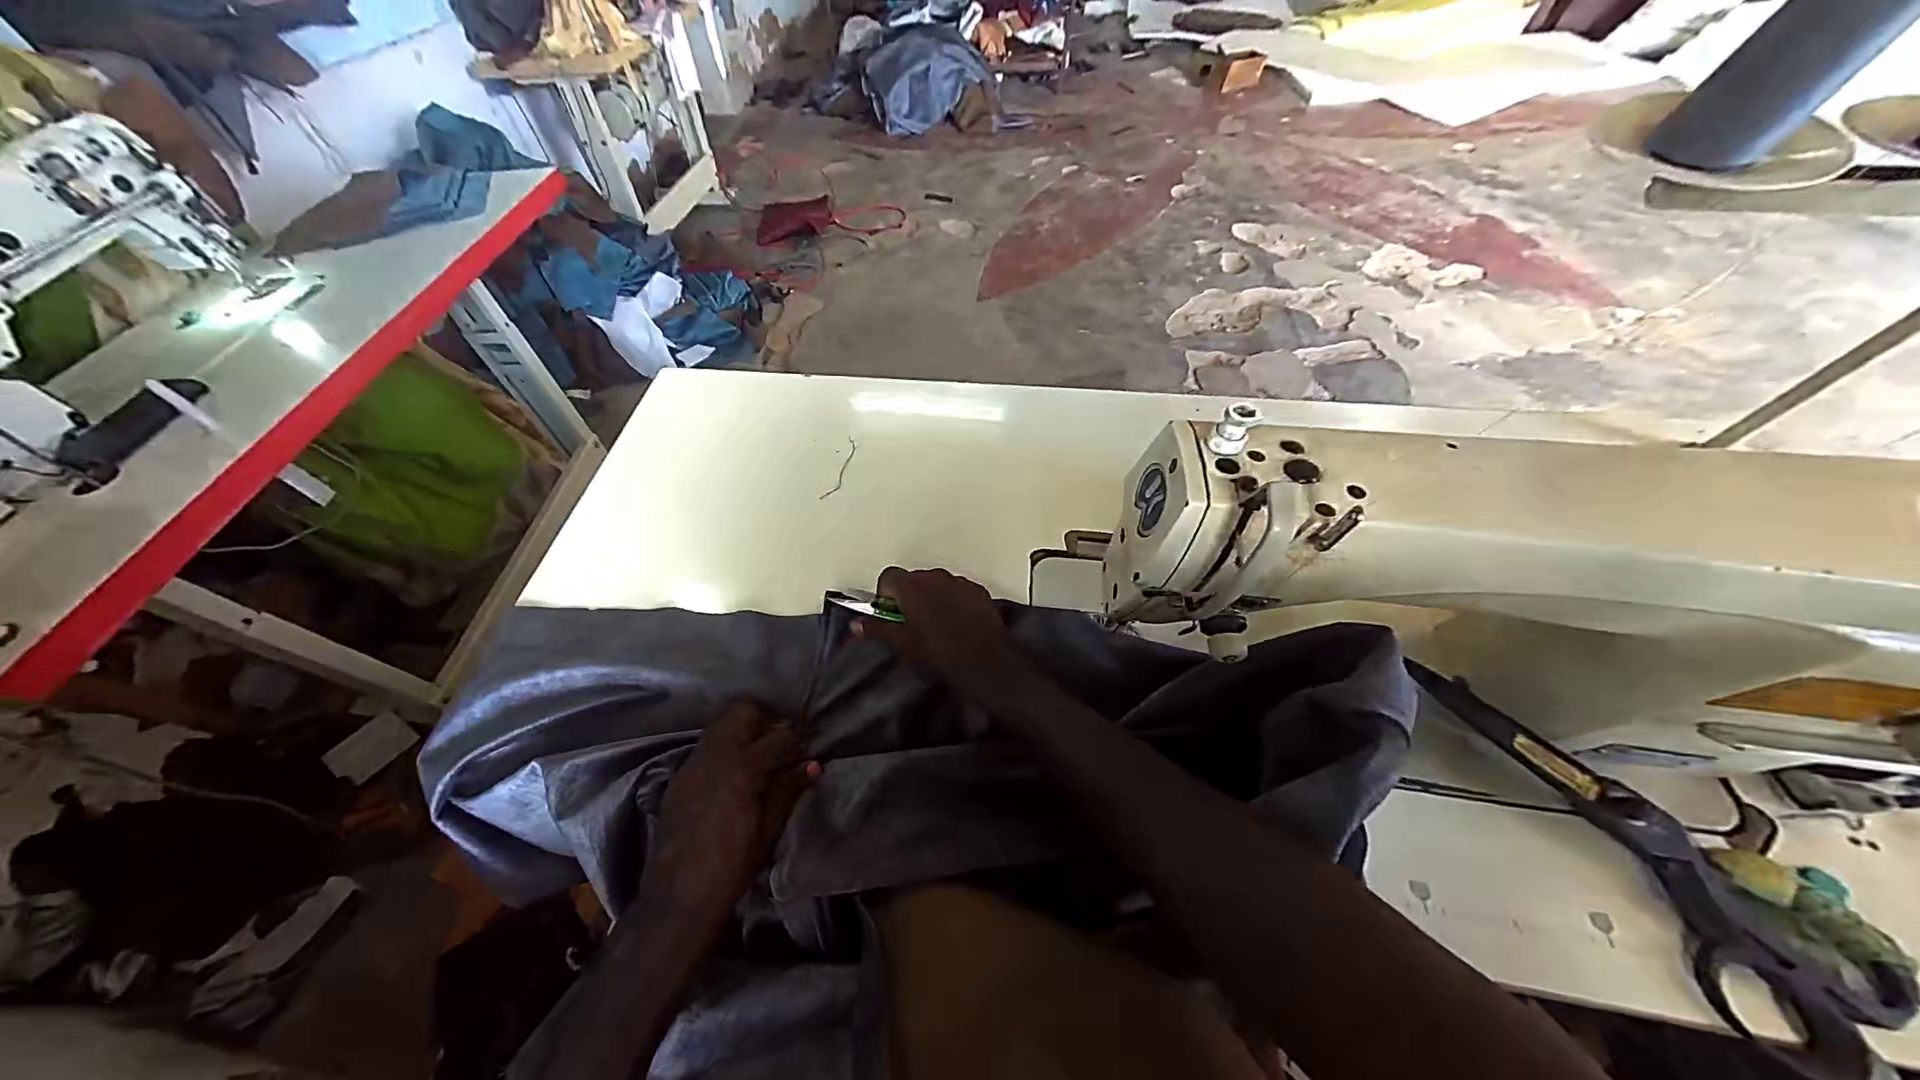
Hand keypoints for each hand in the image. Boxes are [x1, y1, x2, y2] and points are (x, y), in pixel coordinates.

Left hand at [638, 701, 816, 928]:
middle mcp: (712, 758)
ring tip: (759, 752)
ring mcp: (690, 766)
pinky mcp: (678, 779)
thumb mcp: (767, 831)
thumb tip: (813, 766)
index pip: (776, 738)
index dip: (796, 741)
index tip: (806, 749)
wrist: (677, 899)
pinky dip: (724, 747)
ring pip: (719, 725)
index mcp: (740, 770)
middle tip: (782, 741)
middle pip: (741, 713)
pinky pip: (705, 747)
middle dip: (766, 720)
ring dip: (743, 730)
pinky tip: (735, 771)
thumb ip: (788, 790)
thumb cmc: (731, 868)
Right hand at [851, 567, 1038, 705]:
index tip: (890, 613)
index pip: (888, 576)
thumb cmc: (939, 652)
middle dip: (908, 595)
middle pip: (913, 578)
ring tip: (935, 623)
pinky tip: (957, 622)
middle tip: (910, 620)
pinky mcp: (977, 590)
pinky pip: (958, 590)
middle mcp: (935, 577)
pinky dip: (953, 600)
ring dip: (931, 596)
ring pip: (937, 583)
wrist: (983, 660)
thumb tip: (856, 625)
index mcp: (912, 587)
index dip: (886, 594)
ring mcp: (959, 582)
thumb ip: (877, 629)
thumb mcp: (903, 643)